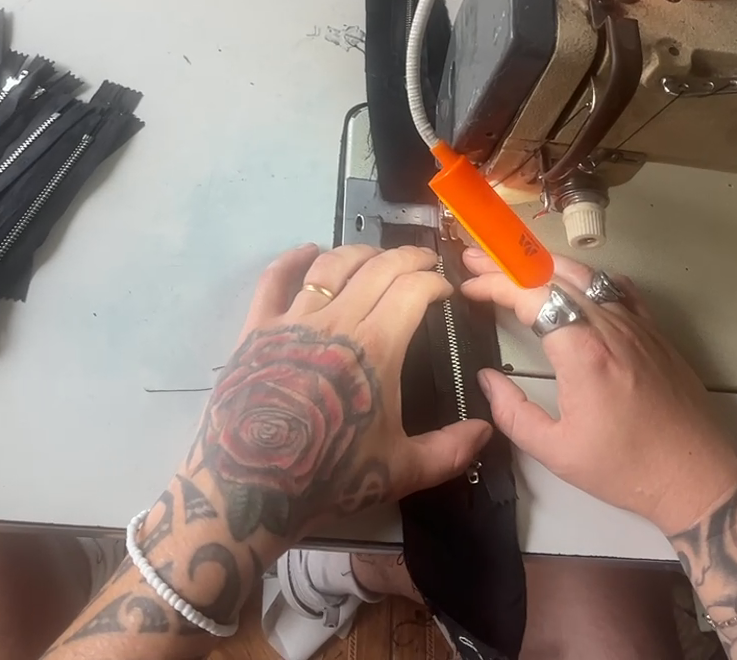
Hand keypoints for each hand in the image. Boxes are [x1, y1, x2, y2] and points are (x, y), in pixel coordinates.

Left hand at [183, 243, 493, 546]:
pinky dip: (292, 259)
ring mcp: (294, 319)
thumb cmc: (328, 474)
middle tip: (423, 261)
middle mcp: (337, 319)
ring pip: (332, 265)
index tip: (445, 289)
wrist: (249, 486)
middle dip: (408, 257)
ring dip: (360, 252)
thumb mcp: (400, 469)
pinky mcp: (257, 327)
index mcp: (376, 346)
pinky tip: (307, 252)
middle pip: (378, 267)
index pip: (413, 289)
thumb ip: (449, 449)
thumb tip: (487, 431)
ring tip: (375, 257)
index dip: (435, 281)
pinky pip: (274, 280)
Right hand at [460, 249, 736, 534]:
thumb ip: (512, 412)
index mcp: (582, 350)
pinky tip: (572, 281)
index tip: (468, 286)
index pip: (529, 295)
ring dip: (543, 264)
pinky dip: (586, 276)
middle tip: (476, 259)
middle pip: (551, 275)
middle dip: (509, 264)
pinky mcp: (654, 330)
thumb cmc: (626, 469)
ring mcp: (635, 323)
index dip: (493, 284)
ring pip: (584, 273)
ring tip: (514, 262)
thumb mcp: (556, 451)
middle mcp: (608, 324)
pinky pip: (616, 288)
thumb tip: (486, 378)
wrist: (699, 479)